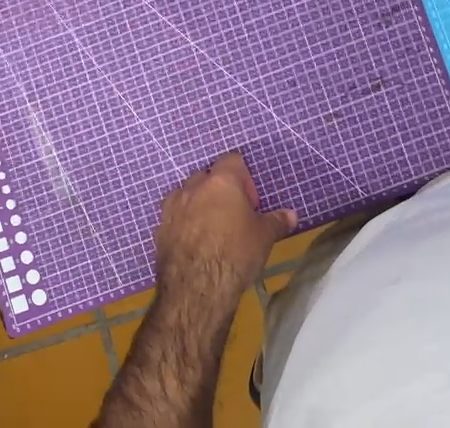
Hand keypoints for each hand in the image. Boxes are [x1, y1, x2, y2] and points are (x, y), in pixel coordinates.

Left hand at [154, 152, 296, 312]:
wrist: (196, 290)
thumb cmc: (236, 254)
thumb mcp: (264, 236)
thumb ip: (277, 221)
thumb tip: (291, 215)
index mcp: (222, 182)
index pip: (232, 160)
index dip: (243, 177)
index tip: (250, 201)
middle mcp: (193, 188)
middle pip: (207, 176)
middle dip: (218, 189)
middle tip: (232, 213)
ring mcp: (172, 209)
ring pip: (185, 195)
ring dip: (197, 204)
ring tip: (210, 228)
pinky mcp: (158, 231)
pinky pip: (173, 217)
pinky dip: (183, 223)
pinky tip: (194, 244)